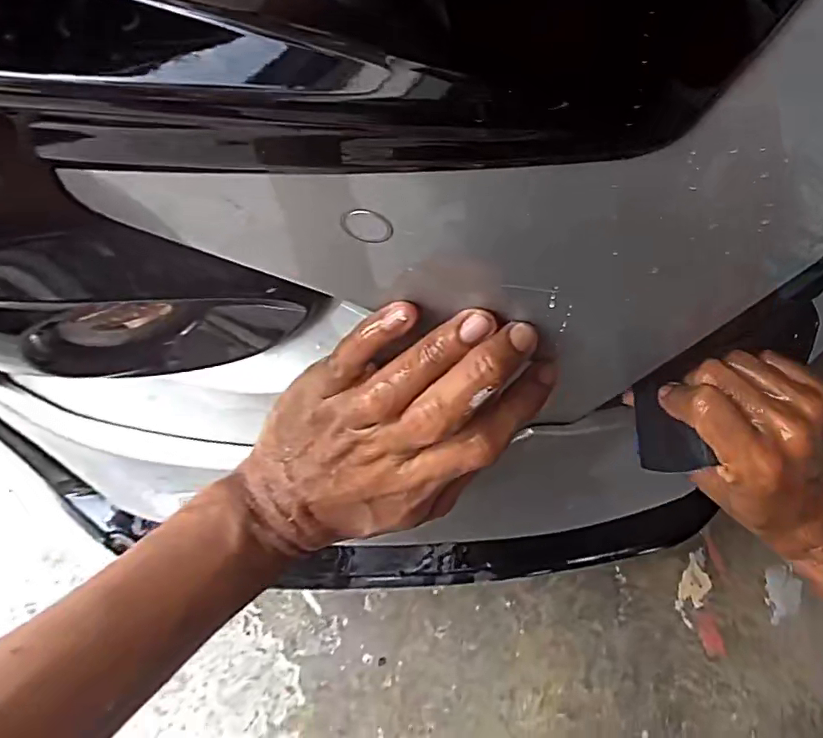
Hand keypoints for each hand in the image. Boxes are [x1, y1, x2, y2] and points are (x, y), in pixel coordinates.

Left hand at [228, 301, 553, 556]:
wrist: (282, 503)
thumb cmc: (351, 503)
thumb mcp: (417, 509)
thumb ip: (458, 471)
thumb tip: (502, 426)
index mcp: (419, 477)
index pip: (482, 440)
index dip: (518, 404)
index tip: (540, 370)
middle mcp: (391, 445)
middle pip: (448, 407)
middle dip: (489, 368)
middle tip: (518, 336)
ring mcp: (356, 413)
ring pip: (406, 378)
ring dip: (446, 348)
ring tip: (479, 322)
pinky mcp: (325, 387)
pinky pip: (353, 357)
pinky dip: (379, 334)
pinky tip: (406, 313)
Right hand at [659, 350, 822, 562]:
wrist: (819, 515)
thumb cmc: (765, 508)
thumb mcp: (713, 484)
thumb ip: (689, 438)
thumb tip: (666, 397)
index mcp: (757, 461)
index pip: (704, 402)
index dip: (677, 396)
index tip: (668, 398)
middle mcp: (786, 430)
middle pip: (717, 372)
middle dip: (695, 382)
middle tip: (693, 398)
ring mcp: (806, 408)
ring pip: (739, 358)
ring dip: (724, 374)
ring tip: (725, 396)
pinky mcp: (819, 393)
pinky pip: (768, 358)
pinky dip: (752, 370)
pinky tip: (751, 391)